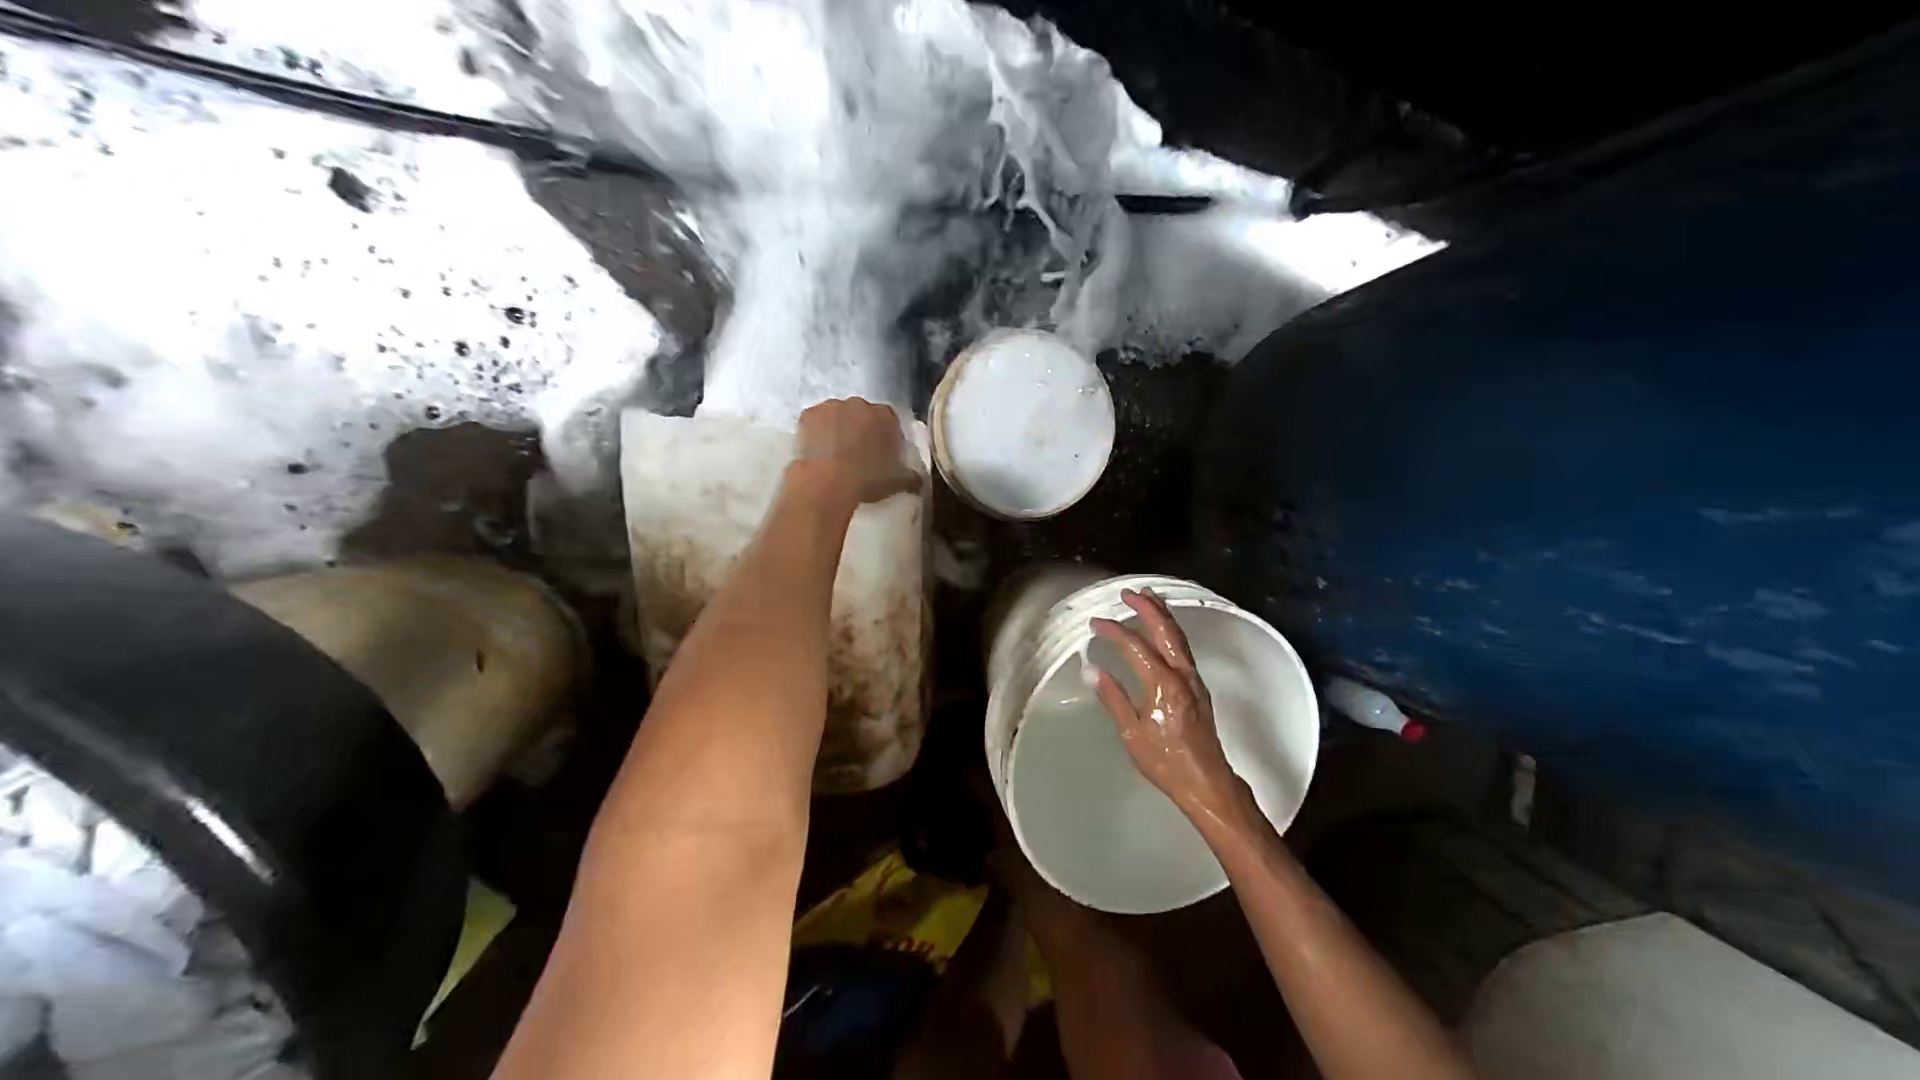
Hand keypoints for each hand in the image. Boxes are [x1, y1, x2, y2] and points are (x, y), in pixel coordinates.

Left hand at [793, 397, 920, 504]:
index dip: (885, 437)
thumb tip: (918, 481)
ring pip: (837, 415)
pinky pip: (815, 421)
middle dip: (860, 430)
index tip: (882, 454)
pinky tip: (816, 450)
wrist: (827, 482)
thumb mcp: (897, 482)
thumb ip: (911, 478)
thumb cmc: (867, 480)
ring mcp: (831, 406)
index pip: (890, 421)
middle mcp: (859, 404)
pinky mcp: (808, 414)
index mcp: (885, 416)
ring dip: (837, 428)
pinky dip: (816, 432)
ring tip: (834, 454)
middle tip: (857, 454)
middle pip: (862, 414)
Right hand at [1089, 589, 1248, 823]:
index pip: (1136, 646)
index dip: (1114, 631)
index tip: (1096, 624)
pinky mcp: (1198, 687)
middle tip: (1129, 593)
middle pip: (1166, 631)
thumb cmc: (1165, 761)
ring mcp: (1194, 680)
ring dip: (1163, 615)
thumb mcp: (1132, 733)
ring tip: (1149, 598)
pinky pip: (1184, 648)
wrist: (1205, 782)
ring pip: (1179, 637)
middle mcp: (1182, 675)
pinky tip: (1163, 630)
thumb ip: (1114, 698)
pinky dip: (1171, 631)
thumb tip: (1093, 669)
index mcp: (1163, 684)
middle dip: (1147, 608)